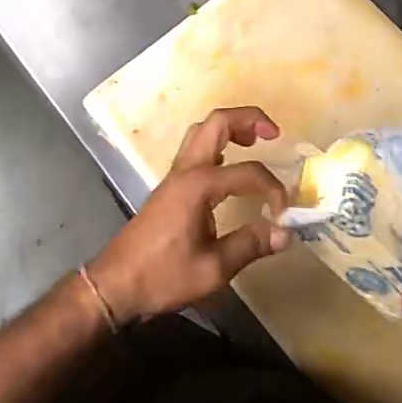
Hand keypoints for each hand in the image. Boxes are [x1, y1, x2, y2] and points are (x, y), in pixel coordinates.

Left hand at [86, 107, 291, 323]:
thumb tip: (286, 233)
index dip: (273, 189)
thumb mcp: (213, 269)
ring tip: (256, 140)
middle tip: (274, 133)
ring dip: (231, 126)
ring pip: (203, 129)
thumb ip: (250, 246)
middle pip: (217, 122)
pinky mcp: (171, 184)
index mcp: (199, 185)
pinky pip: (196, 147)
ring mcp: (176, 174)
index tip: (283, 216)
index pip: (248, 173)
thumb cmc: (162, 276)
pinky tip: (231, 163)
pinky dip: (218, 142)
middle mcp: (186, 169)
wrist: (116, 284)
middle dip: (249, 118)